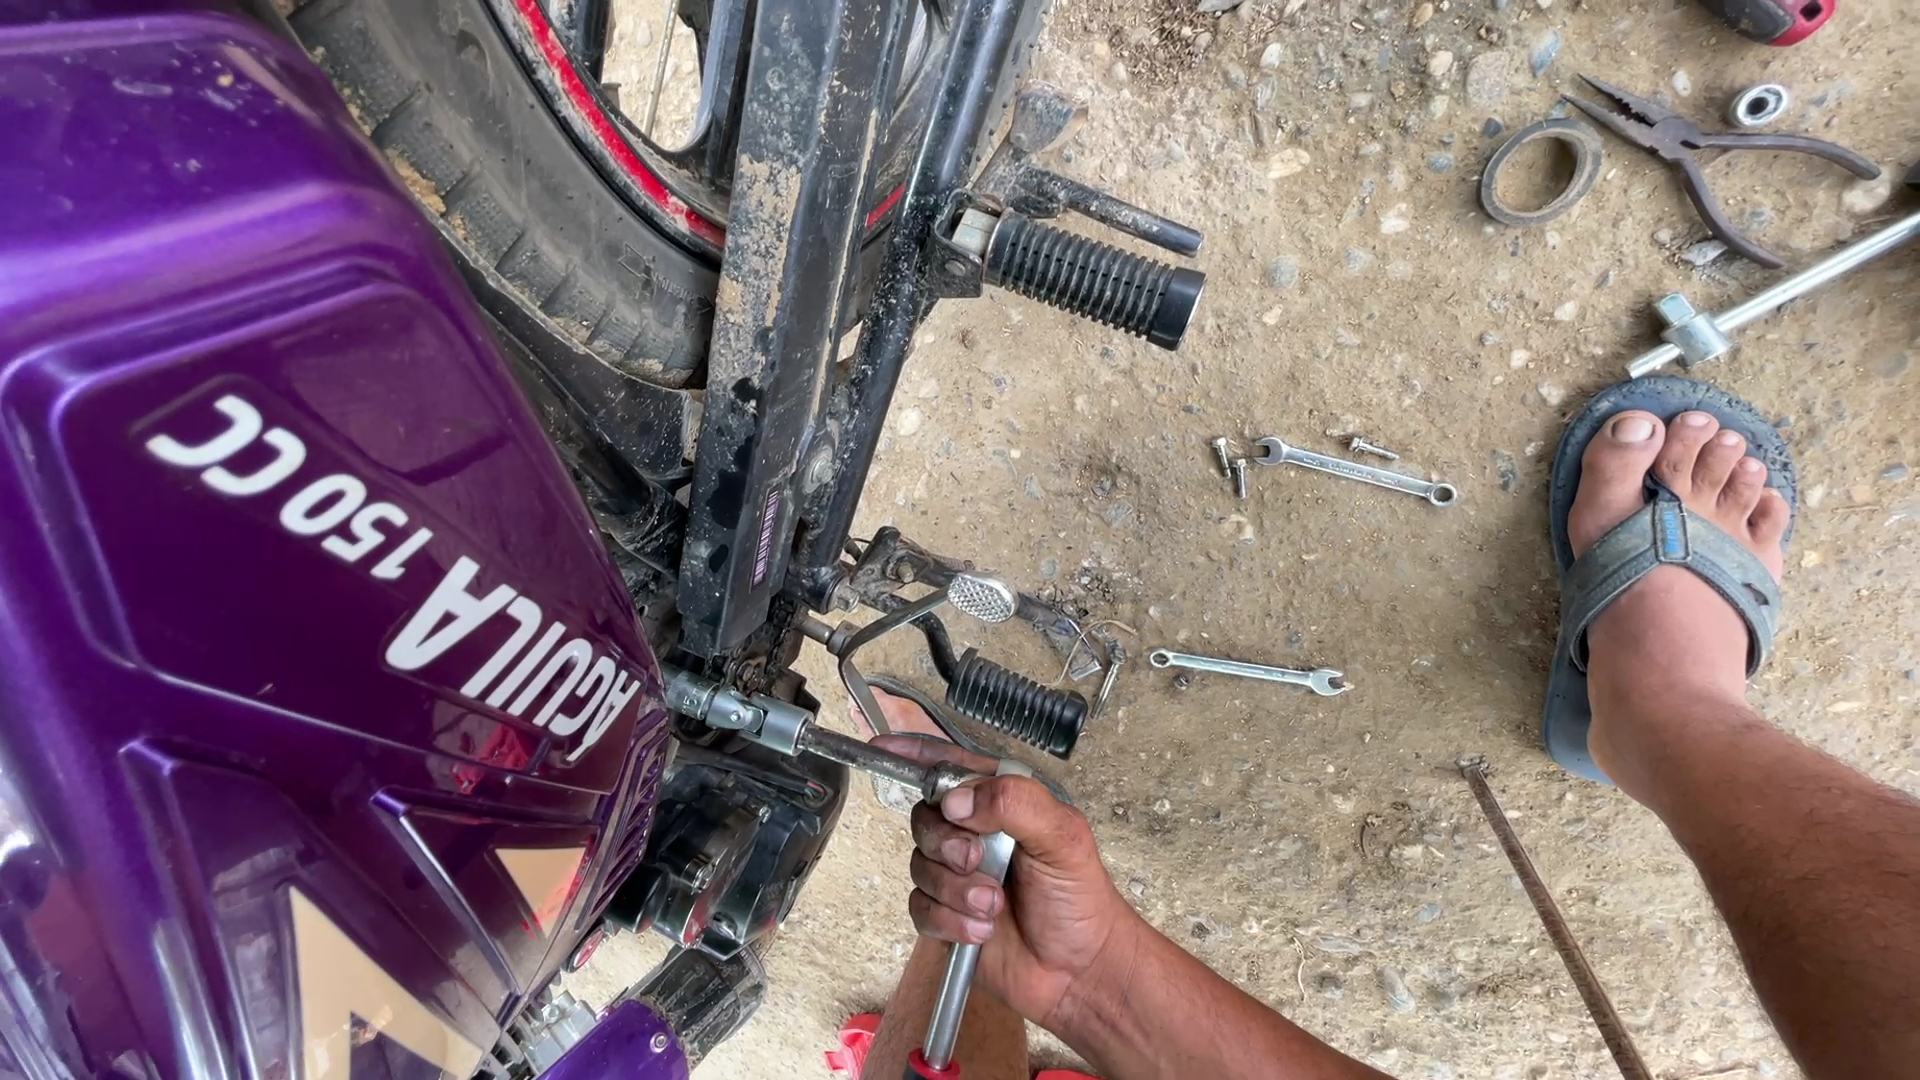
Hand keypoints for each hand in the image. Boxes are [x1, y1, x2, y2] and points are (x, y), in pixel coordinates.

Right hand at [870, 733, 1142, 1031]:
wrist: (1079, 970)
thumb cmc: (1080, 896)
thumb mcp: (1062, 836)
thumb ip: (1015, 803)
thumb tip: (957, 800)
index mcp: (1000, 800)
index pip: (951, 766)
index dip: (914, 754)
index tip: (883, 747)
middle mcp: (974, 831)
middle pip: (925, 817)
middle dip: (945, 841)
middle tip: (974, 859)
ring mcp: (958, 872)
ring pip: (920, 864)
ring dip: (955, 889)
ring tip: (992, 904)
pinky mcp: (946, 913)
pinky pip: (920, 907)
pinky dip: (949, 919)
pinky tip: (982, 928)